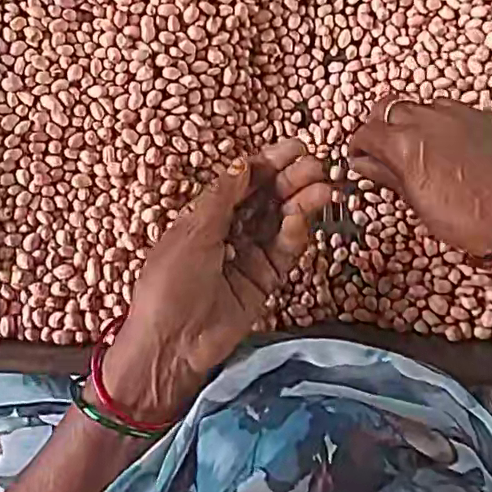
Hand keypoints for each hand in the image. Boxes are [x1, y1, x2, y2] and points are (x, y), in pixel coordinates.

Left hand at [101, 139, 333, 426]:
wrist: (172, 343)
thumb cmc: (169, 283)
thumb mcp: (192, 233)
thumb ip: (222, 197)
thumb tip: (244, 163)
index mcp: (205, 216)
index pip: (242, 182)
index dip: (266, 163)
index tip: (293, 147)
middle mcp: (229, 232)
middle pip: (265, 198)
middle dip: (289, 178)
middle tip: (314, 164)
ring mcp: (248, 255)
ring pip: (279, 221)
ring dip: (299, 201)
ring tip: (321, 185)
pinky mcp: (264, 280)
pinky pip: (283, 250)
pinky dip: (293, 232)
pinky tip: (299, 216)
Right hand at [347, 98, 491, 255]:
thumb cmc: (464, 219)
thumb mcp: (413, 199)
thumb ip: (385, 173)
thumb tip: (363, 163)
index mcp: (404, 144)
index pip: (366, 132)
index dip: (358, 145)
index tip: (360, 156)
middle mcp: (427, 121)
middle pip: (387, 108)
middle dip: (380, 127)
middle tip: (382, 148)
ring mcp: (455, 116)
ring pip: (417, 105)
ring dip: (408, 121)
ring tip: (413, 145)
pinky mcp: (478, 117)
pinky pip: (447, 109)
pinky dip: (437, 121)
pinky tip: (441, 143)